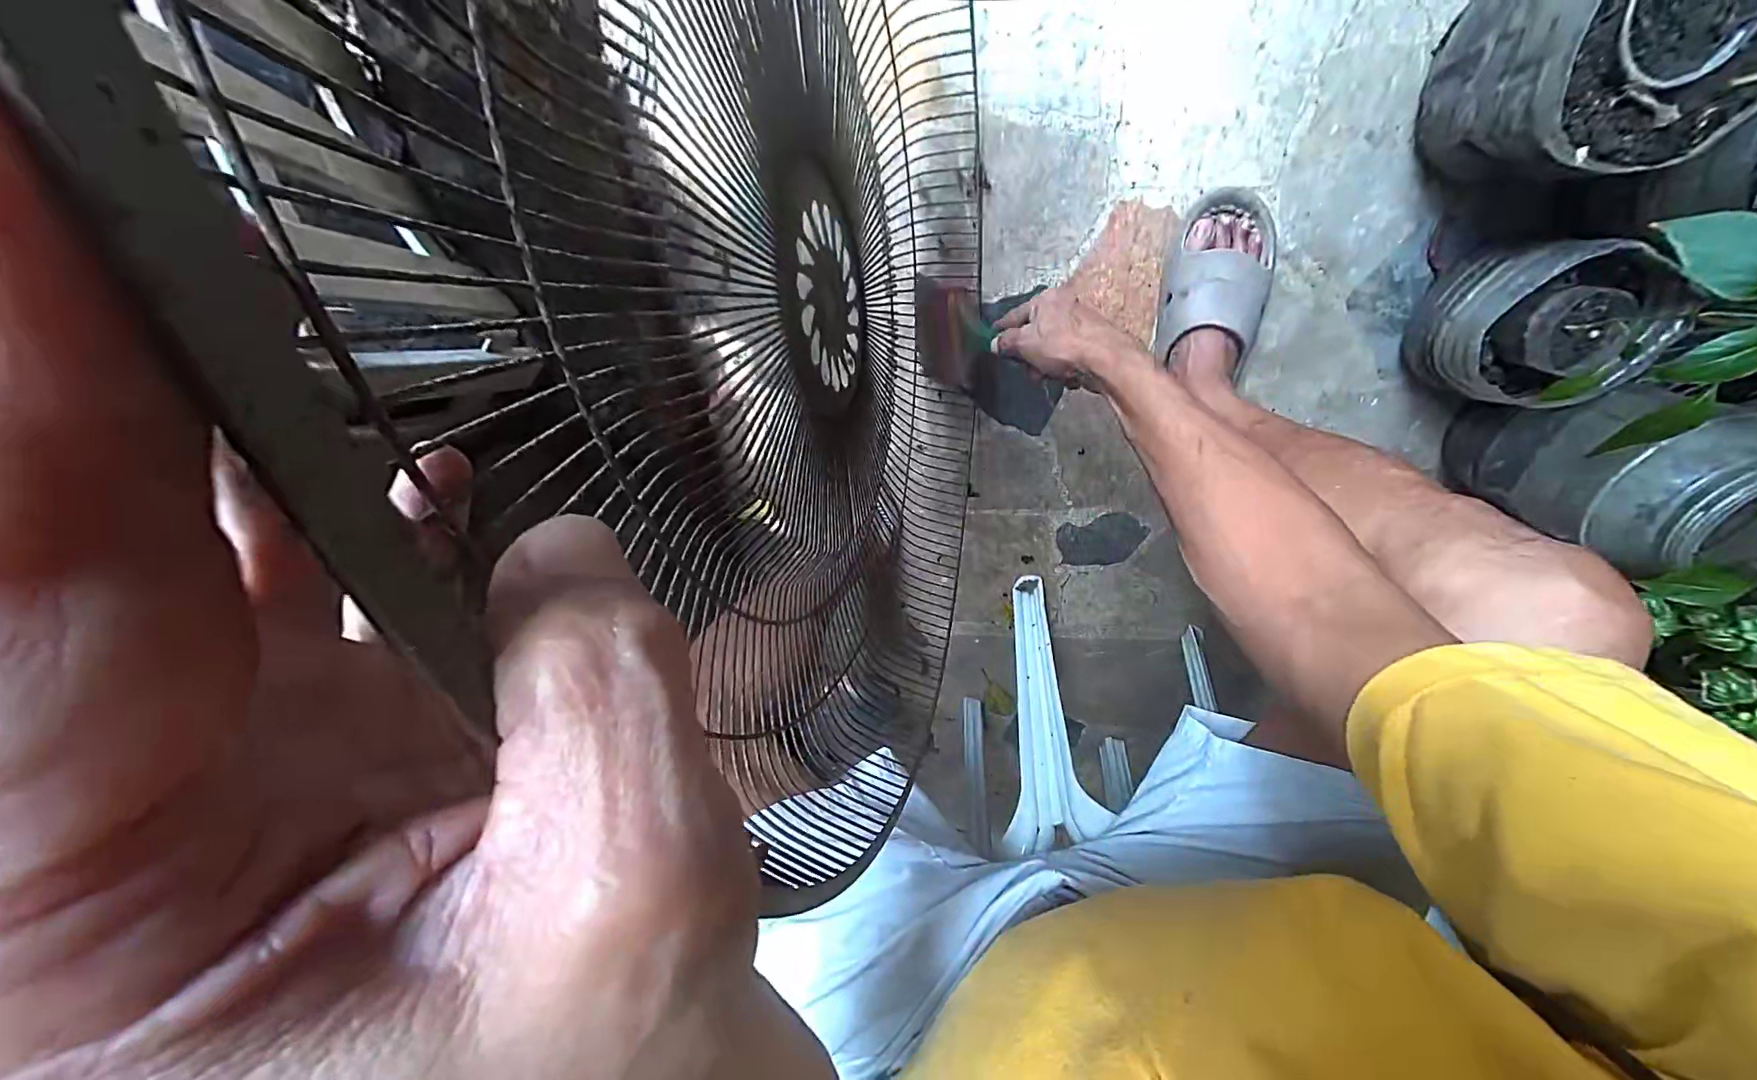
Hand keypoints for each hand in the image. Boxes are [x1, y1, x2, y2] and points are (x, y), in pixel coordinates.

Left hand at [0, 110, 826, 1075]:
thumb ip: (604, 694)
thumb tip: (567, 539)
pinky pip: (314, 592)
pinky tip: (417, 448)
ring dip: (235, 423)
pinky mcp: (340, 758)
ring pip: (193, 559)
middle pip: (64, 552)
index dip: (15, 359)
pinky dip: (365, 507)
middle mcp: (111, 850)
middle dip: (94, 362)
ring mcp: (236, 792)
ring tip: (271, 283)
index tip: (23, 156)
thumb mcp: (633, 900)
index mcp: (83, 943)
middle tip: (110, 175)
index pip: (11, 590)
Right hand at [990, 285, 1151, 387]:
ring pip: (1052, 346)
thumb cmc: (1061, 346)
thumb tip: (996, 343)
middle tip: (1027, 369)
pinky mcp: (1093, 340)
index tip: (992, 339)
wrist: (1105, 358)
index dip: (1001, 329)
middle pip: (1035, 332)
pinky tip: (1066, 376)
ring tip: (1047, 376)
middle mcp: (1064, 305)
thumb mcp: (1024, 344)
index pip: (1015, 314)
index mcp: (1045, 299)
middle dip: (1028, 354)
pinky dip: (1063, 366)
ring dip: (1045, 364)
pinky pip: (1068, 354)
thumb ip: (1006, 343)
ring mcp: (1080, 322)